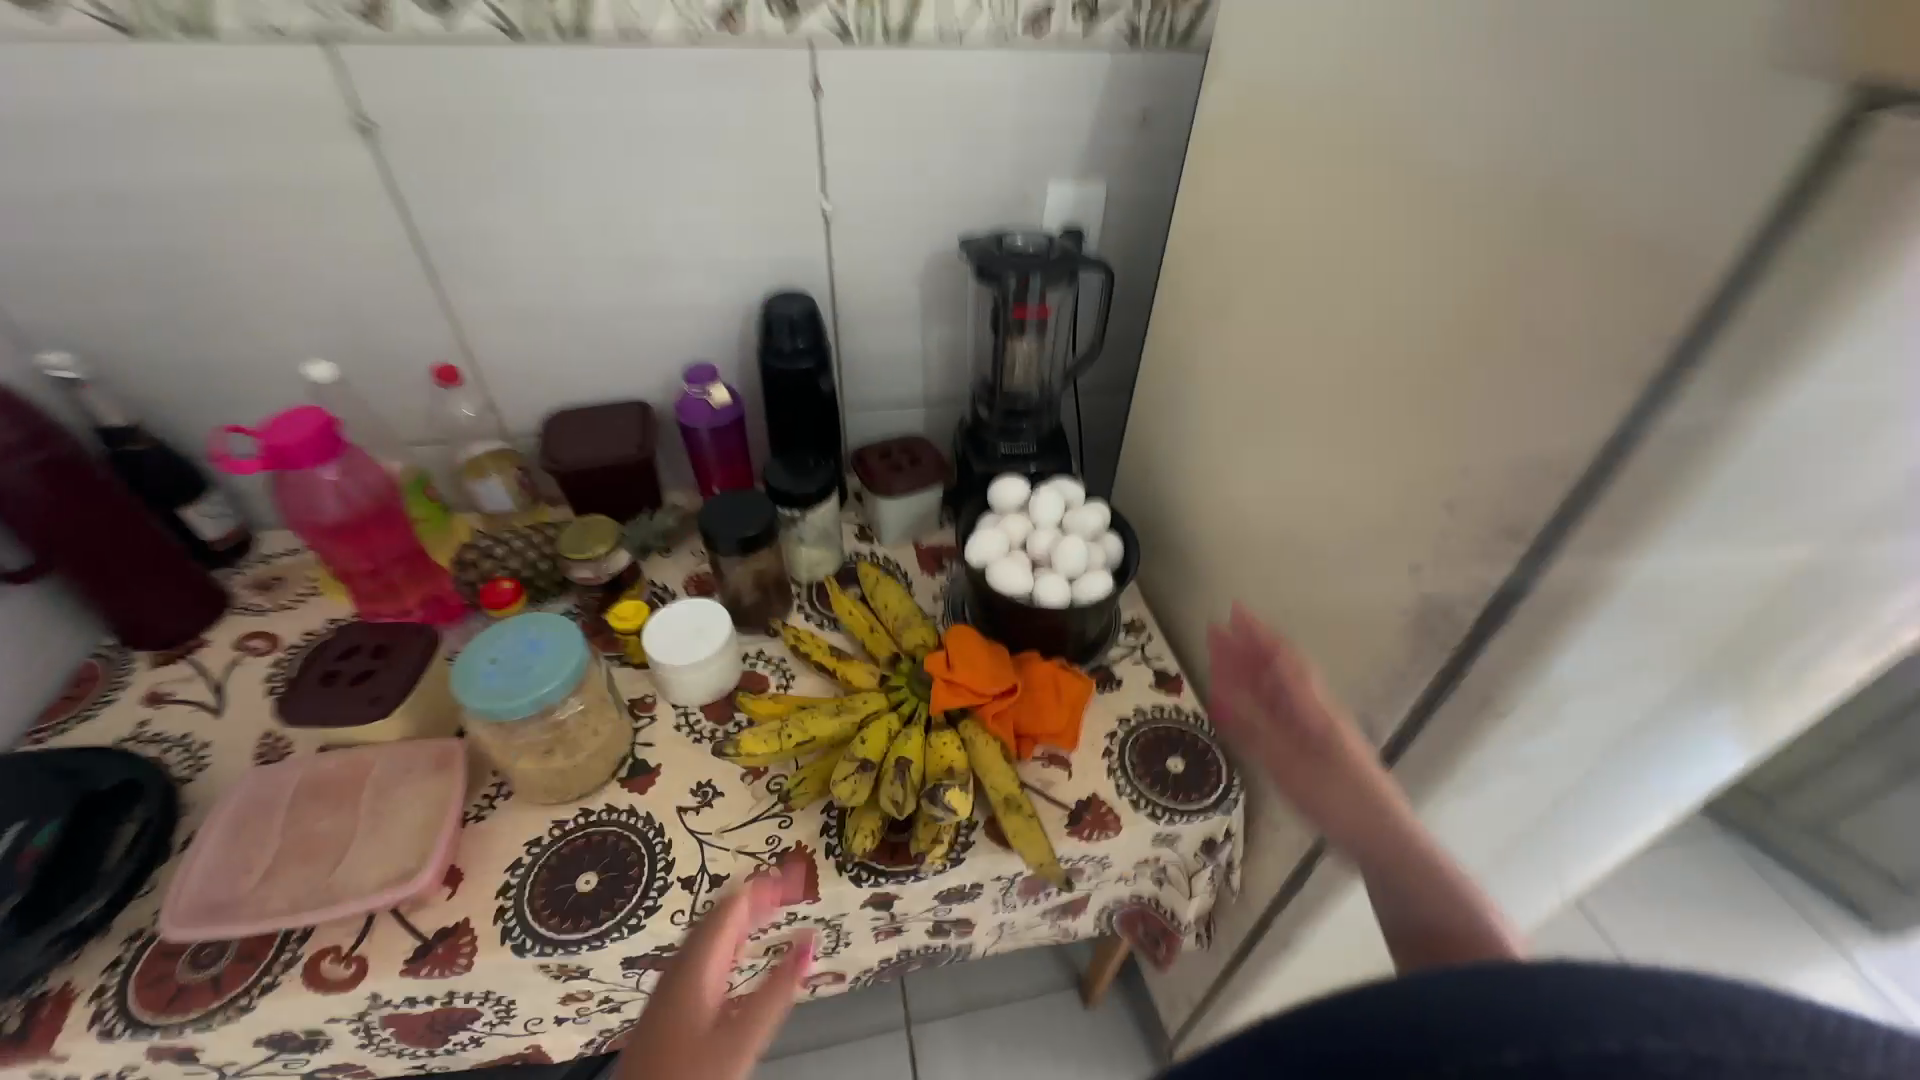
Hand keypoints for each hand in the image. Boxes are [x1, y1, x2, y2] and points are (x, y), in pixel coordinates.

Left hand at [614, 861, 813, 1079]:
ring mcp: (671, 984)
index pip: (733, 905)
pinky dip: (729, 939)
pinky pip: (702, 953)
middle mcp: (681, 965)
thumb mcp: (742, 1038)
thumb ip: (777, 990)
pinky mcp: (668, 1004)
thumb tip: (809, 942)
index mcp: (698, 964)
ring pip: (709, 934)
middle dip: (756, 896)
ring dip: (742, 917)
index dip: (765, 885)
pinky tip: (739, 954)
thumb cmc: (692, 1077)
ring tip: (773, 909)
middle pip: (720, 915)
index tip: (798, 876)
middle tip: (792, 888)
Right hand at [1207, 603, 1404, 846]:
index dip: (1257, 634)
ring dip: (1245, 676)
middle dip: (1244, 650)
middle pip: (1275, 673)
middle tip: (1215, 633)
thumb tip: (1222, 690)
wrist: (1381, 839)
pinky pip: (1273, 721)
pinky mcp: (1308, 754)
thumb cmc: (1339, 798)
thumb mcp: (1290, 763)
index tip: (1233, 612)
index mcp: (1311, 708)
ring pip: (1273, 695)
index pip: (1281, 659)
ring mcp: (1310, 734)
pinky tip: (1234, 710)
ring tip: (1218, 662)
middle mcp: (1311, 713)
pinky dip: (1250, 709)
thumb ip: (1254, 726)